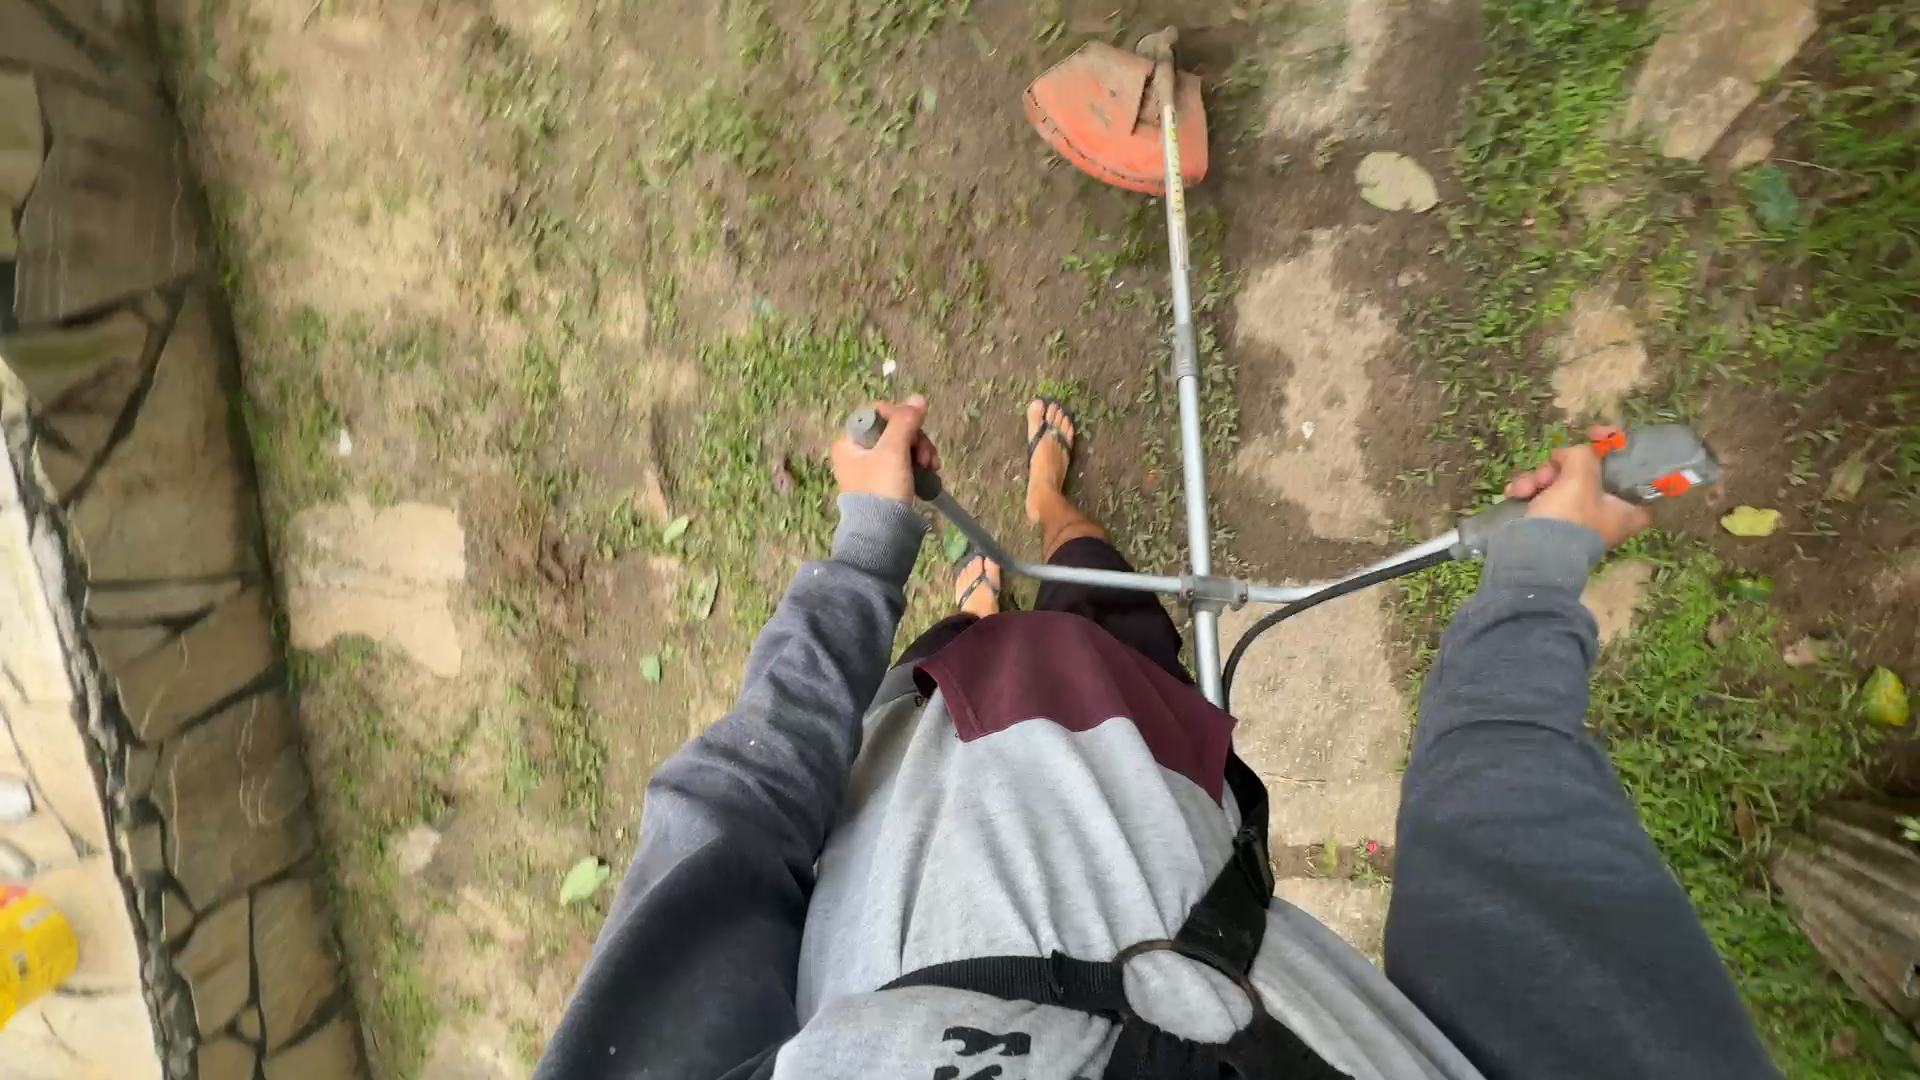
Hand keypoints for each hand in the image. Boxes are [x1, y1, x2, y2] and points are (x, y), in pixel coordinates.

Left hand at [830, 394, 939, 503]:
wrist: (882, 534)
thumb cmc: (883, 488)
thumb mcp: (894, 451)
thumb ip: (905, 422)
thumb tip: (918, 398)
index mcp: (848, 442)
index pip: (877, 414)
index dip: (900, 418)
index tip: (915, 431)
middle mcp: (856, 453)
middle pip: (893, 430)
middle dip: (916, 439)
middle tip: (926, 456)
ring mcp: (870, 469)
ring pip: (902, 446)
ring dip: (921, 452)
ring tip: (932, 467)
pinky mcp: (884, 482)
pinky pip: (904, 462)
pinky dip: (918, 464)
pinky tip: (930, 473)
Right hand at [1504, 424, 1652, 547]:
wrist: (1530, 555)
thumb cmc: (1567, 519)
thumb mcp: (1581, 479)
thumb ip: (1582, 455)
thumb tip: (1569, 452)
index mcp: (1631, 507)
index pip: (1632, 466)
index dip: (1613, 446)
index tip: (1592, 432)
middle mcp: (1607, 512)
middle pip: (1586, 472)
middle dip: (1559, 468)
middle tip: (1547, 474)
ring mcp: (1576, 517)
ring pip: (1558, 481)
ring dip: (1536, 479)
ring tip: (1524, 489)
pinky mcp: (1550, 521)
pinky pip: (1541, 495)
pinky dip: (1527, 491)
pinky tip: (1515, 494)